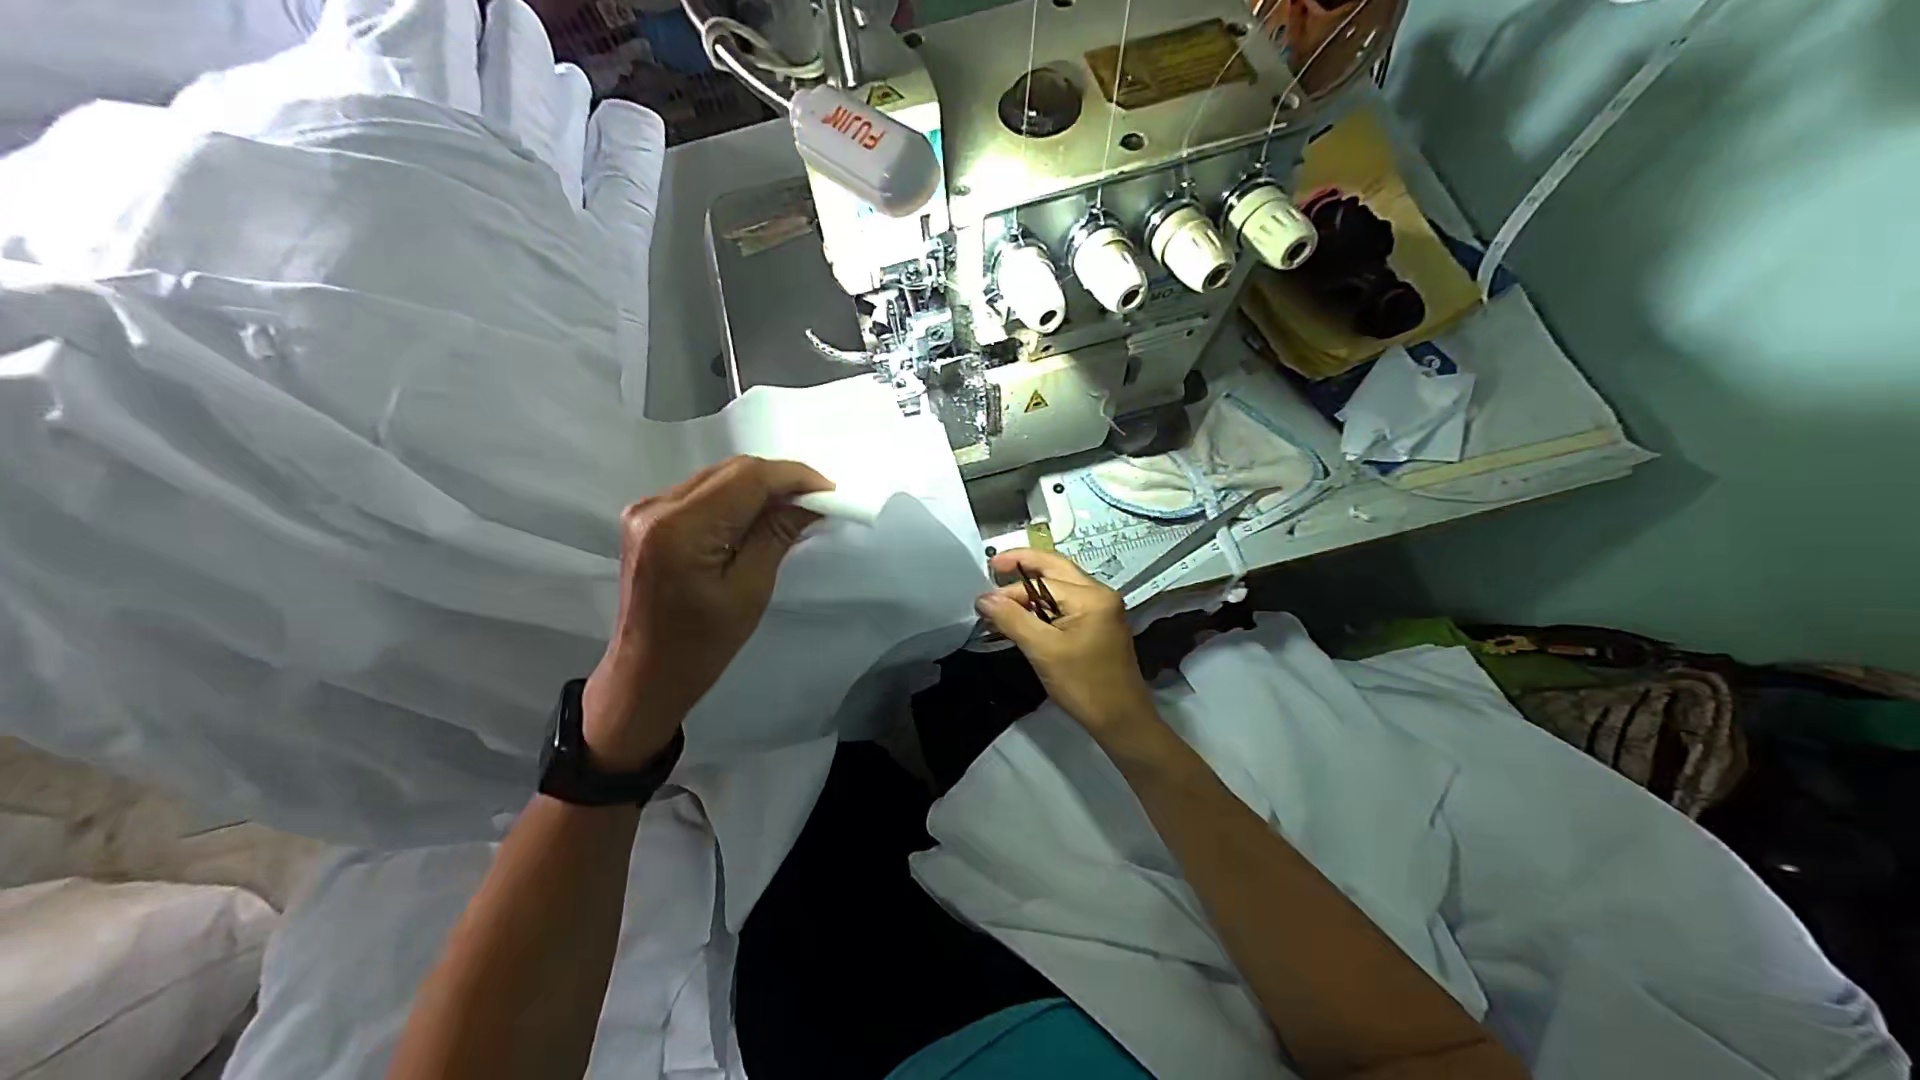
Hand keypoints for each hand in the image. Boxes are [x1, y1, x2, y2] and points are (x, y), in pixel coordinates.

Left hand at [582, 457, 830, 770]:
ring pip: (719, 477)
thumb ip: (776, 536)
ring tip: (795, 509)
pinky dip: (737, 498)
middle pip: (733, 470)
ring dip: (760, 487)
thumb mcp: (749, 591)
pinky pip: (703, 492)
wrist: (646, 674)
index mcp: (681, 528)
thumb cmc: (701, 646)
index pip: (748, 478)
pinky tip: (759, 517)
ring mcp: (647, 510)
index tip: (830, 492)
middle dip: (780, 480)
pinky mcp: (648, 519)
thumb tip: (808, 504)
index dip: (794, 477)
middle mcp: (657, 507)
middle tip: (817, 502)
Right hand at [974, 549, 1158, 738]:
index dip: (1009, 591)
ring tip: (1001, 598)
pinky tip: (1022, 616)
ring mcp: (1101, 609)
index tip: (982, 604)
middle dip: (1023, 566)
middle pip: (1055, 568)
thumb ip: (1012, 619)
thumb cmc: (1084, 686)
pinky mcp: (1098, 624)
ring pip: (1059, 586)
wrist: (1121, 721)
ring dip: (1030, 589)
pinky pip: (1065, 604)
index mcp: (1091, 596)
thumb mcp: (1043, 651)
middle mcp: (1100, 594)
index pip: (1041, 581)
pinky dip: (1042, 606)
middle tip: (993, 566)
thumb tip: (983, 598)